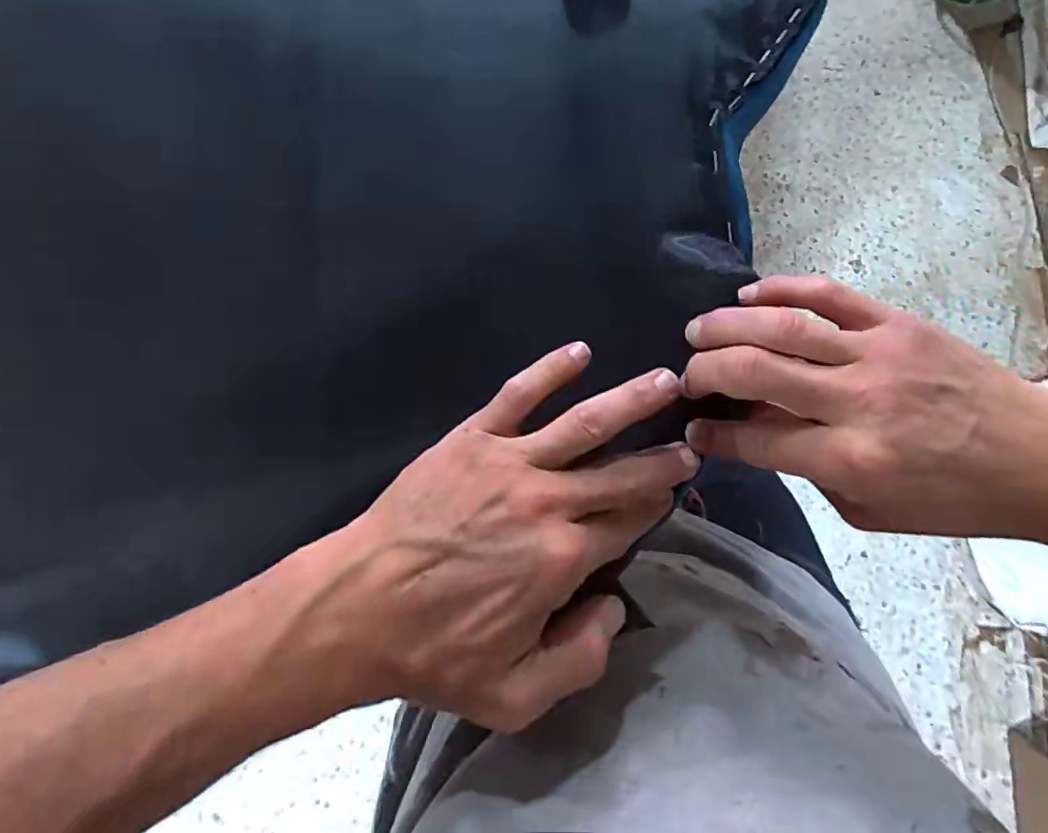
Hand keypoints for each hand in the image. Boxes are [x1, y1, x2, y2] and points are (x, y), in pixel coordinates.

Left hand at [306, 343, 693, 730]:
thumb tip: (613, 607)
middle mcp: (547, 501)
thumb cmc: (433, 652)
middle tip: (689, 442)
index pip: (627, 524)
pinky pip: (518, 396)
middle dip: (661, 459)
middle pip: (620, 473)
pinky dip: (551, 370)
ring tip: (666, 380)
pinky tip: (579, 351)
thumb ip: (580, 659)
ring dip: (631, 400)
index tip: (673, 492)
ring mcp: (509, 462)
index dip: (653, 508)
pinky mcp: (471, 438)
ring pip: (584, 424)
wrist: (357, 605)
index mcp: (563, 559)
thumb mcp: (513, 696)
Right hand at [681, 275, 1047, 540]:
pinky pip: (827, 294)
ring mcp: (876, 355)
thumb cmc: (956, 498)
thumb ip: (808, 472)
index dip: (713, 431)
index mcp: (850, 460)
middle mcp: (856, 403)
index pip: (756, 438)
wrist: (1043, 459)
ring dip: (726, 325)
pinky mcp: (897, 323)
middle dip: (704, 371)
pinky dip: (780, 288)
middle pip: (754, 371)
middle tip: (686, 374)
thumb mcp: (872, 511)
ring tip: (699, 330)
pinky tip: (748, 294)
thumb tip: (758, 428)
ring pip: (780, 326)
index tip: (693, 425)